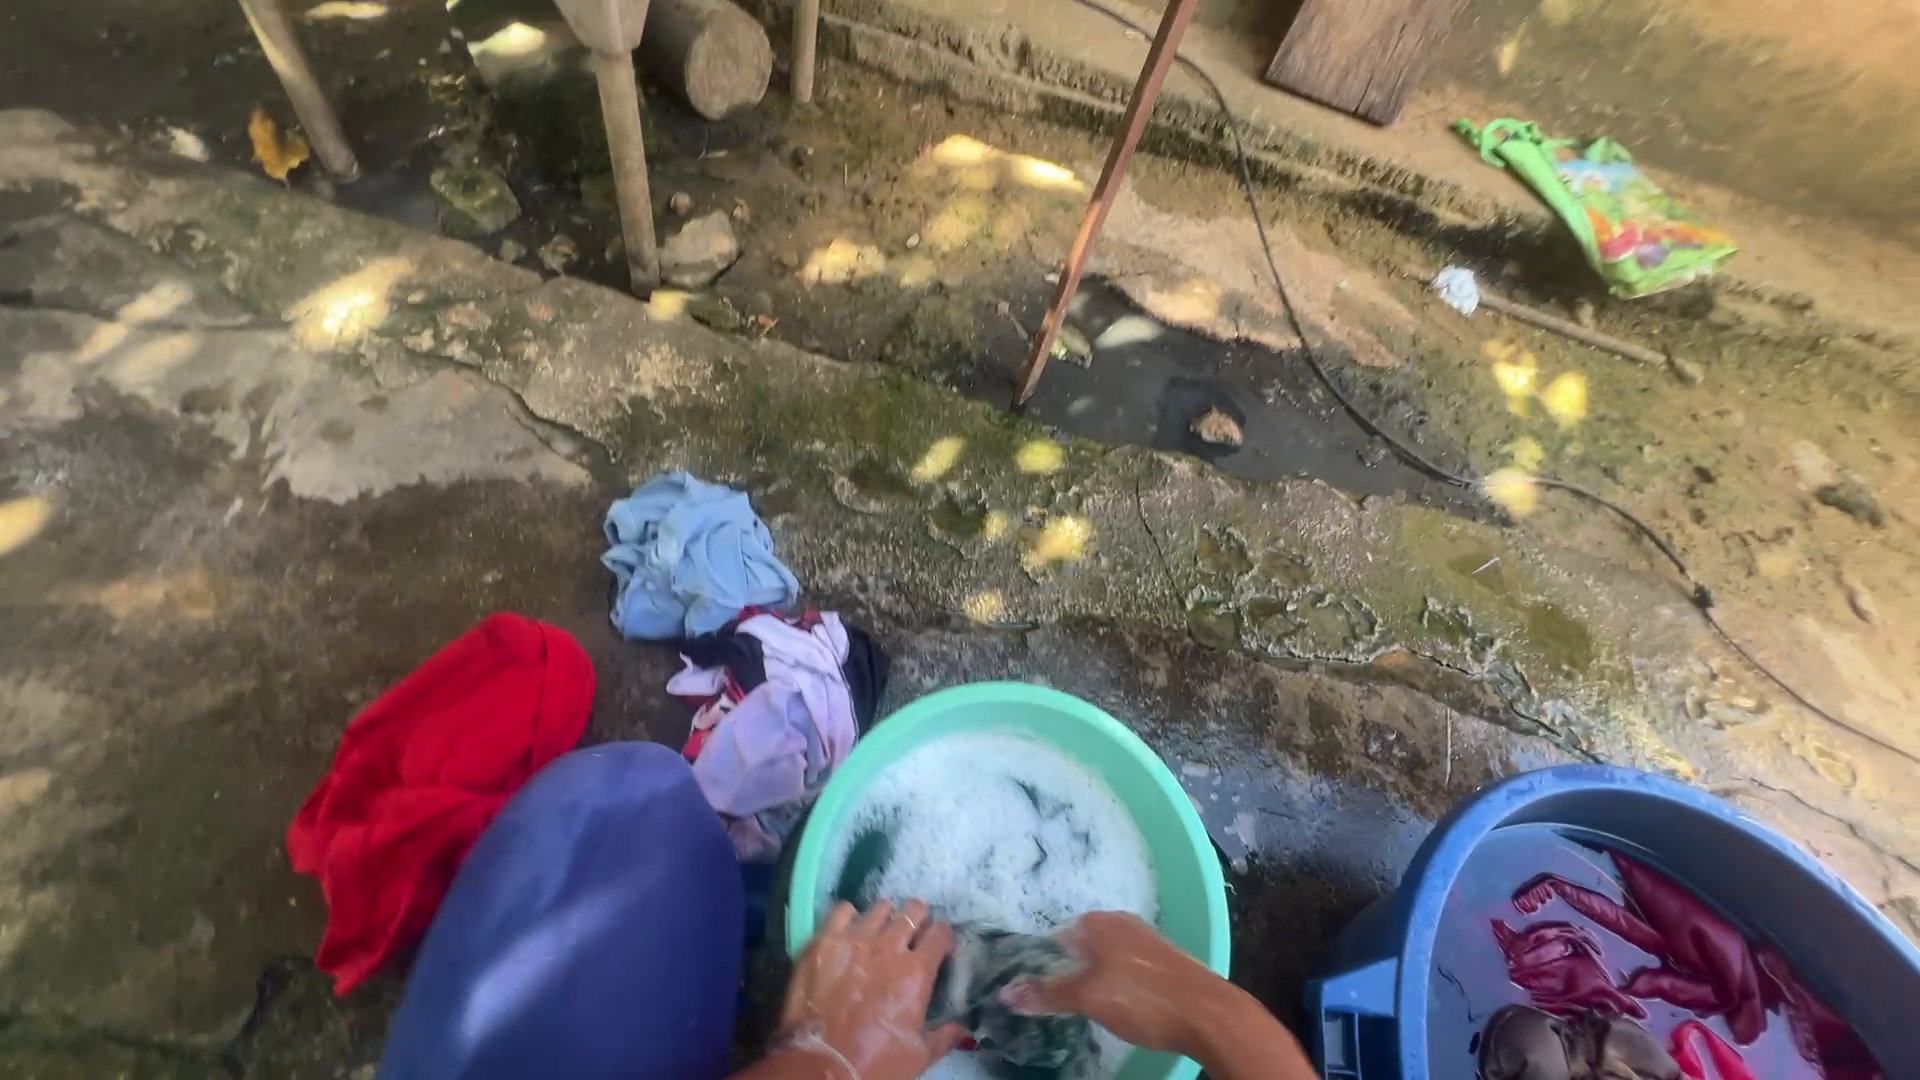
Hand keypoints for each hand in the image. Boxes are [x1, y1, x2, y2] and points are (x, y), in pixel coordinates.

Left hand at [776, 899, 969, 1079]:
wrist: (820, 1068)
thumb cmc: (874, 1065)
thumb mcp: (917, 1057)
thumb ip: (944, 1037)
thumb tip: (964, 1030)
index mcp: (917, 972)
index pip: (941, 933)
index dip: (942, 937)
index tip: (939, 946)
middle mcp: (890, 946)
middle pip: (913, 910)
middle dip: (917, 918)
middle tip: (910, 933)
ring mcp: (856, 938)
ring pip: (880, 906)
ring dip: (884, 917)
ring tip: (878, 932)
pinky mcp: (826, 939)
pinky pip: (843, 910)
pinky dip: (849, 917)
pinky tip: (848, 931)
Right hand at [998, 912, 1221, 1057]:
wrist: (1208, 1013)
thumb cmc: (1142, 998)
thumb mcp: (1088, 998)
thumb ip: (1048, 993)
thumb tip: (1006, 992)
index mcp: (1099, 922)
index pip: (1059, 935)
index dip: (1045, 961)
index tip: (1039, 988)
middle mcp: (1121, 921)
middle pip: (1083, 943)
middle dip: (1070, 967)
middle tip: (1062, 1000)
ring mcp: (1145, 938)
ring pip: (1107, 953)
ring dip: (1095, 974)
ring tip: (1090, 1005)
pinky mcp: (1164, 958)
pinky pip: (1128, 964)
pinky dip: (1118, 979)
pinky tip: (1123, 1002)